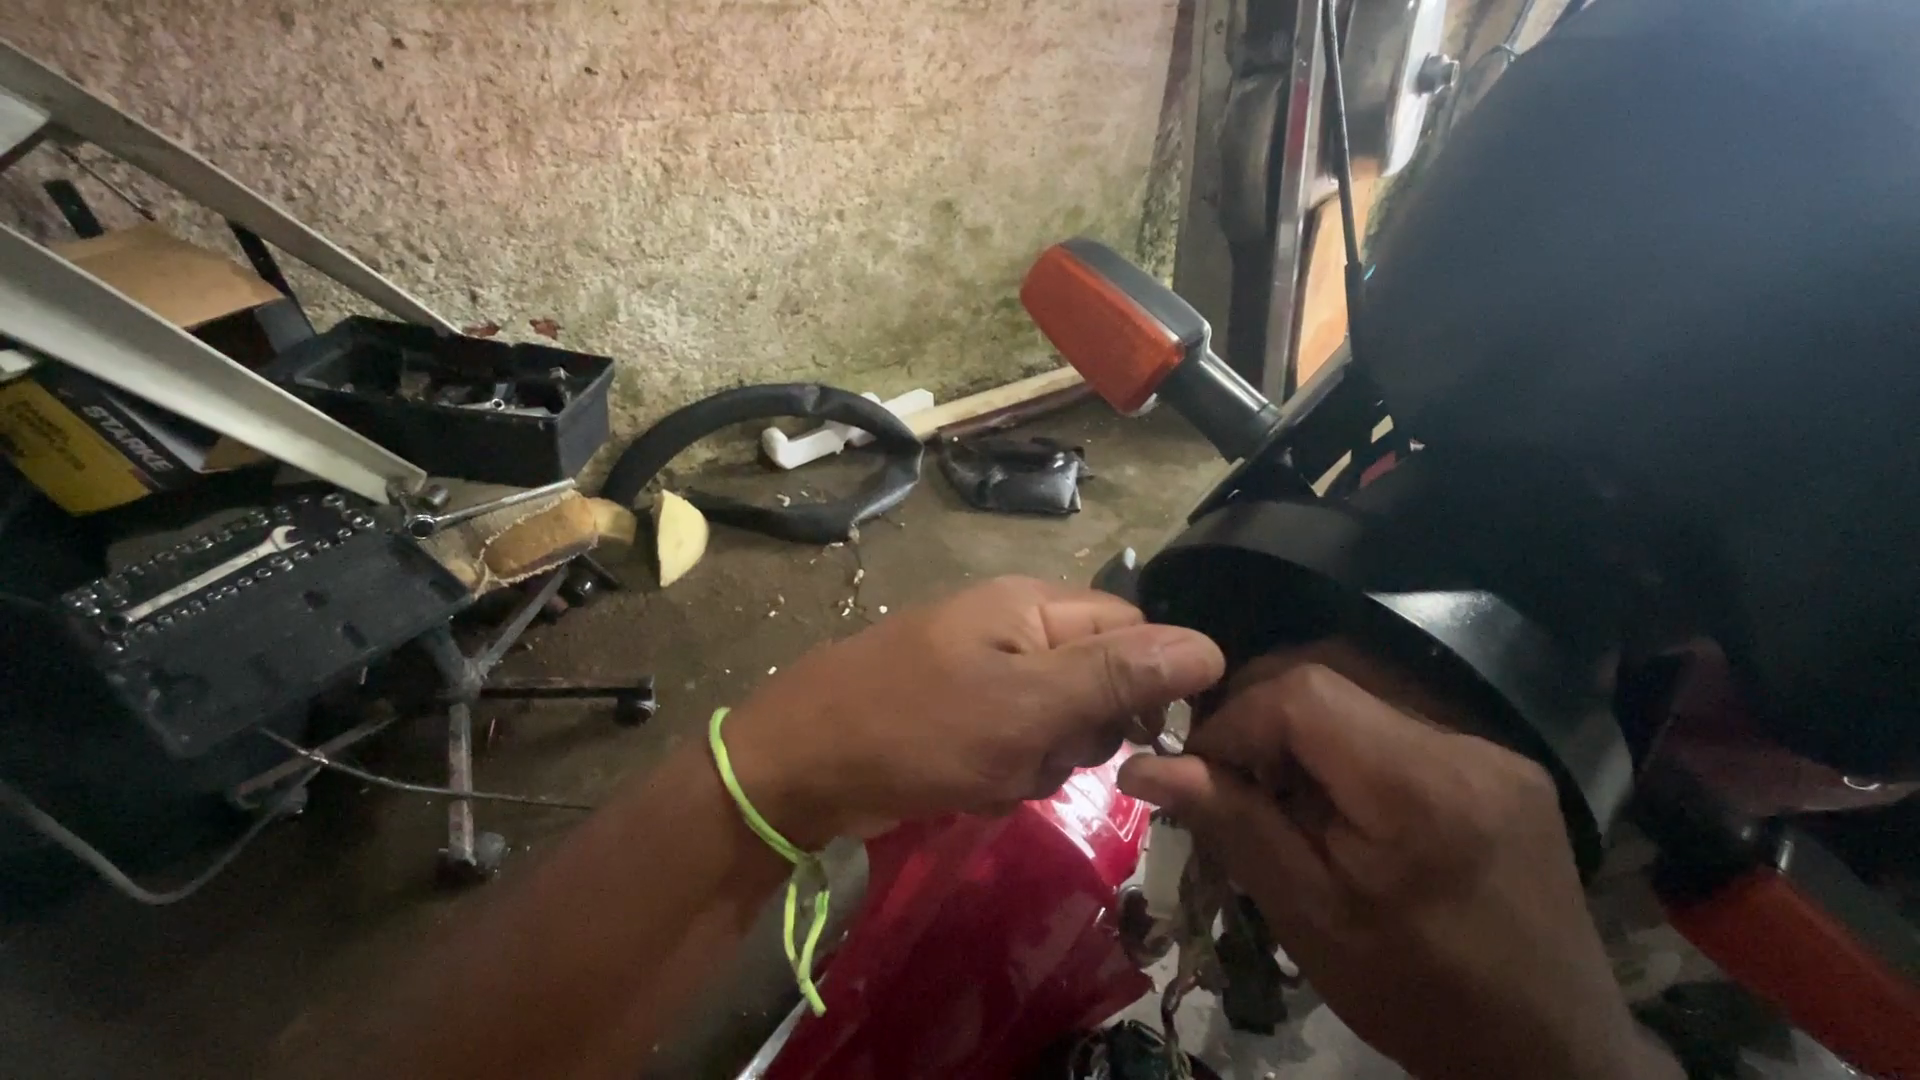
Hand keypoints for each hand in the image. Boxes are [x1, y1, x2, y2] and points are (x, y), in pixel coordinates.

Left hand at [722, 576, 1224, 846]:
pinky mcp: (961, 715)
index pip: (1131, 629)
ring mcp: (984, 673)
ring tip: (994, 770)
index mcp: (1034, 605)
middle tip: (1039, 750)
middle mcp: (1014, 629)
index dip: (1145, 682)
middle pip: (1097, 680)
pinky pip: (1015, 744)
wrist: (802, 766)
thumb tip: (1210, 646)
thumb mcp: (1027, 704)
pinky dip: (1003, 773)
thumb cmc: (918, 727)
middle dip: (1080, 732)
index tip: (1137, 736)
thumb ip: (1117, 676)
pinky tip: (969, 784)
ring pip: (1058, 723)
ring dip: (1040, 760)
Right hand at [1117, 641, 1680, 1079]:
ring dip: (1296, 717)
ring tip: (1277, 782)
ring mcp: (1492, 744)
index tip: (1200, 770)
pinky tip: (1332, 790)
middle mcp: (1467, 741)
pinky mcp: (1499, 758)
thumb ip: (1233, 823)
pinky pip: (1396, 712)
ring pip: (1361, 683)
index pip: (1301, 691)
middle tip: (1230, 773)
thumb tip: (1143, 766)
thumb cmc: (1416, 997)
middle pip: (1330, 670)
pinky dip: (1341, 733)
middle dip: (1259, 709)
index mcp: (1421, 787)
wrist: (1550, 1054)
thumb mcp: (1308, 917)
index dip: (1233, 718)